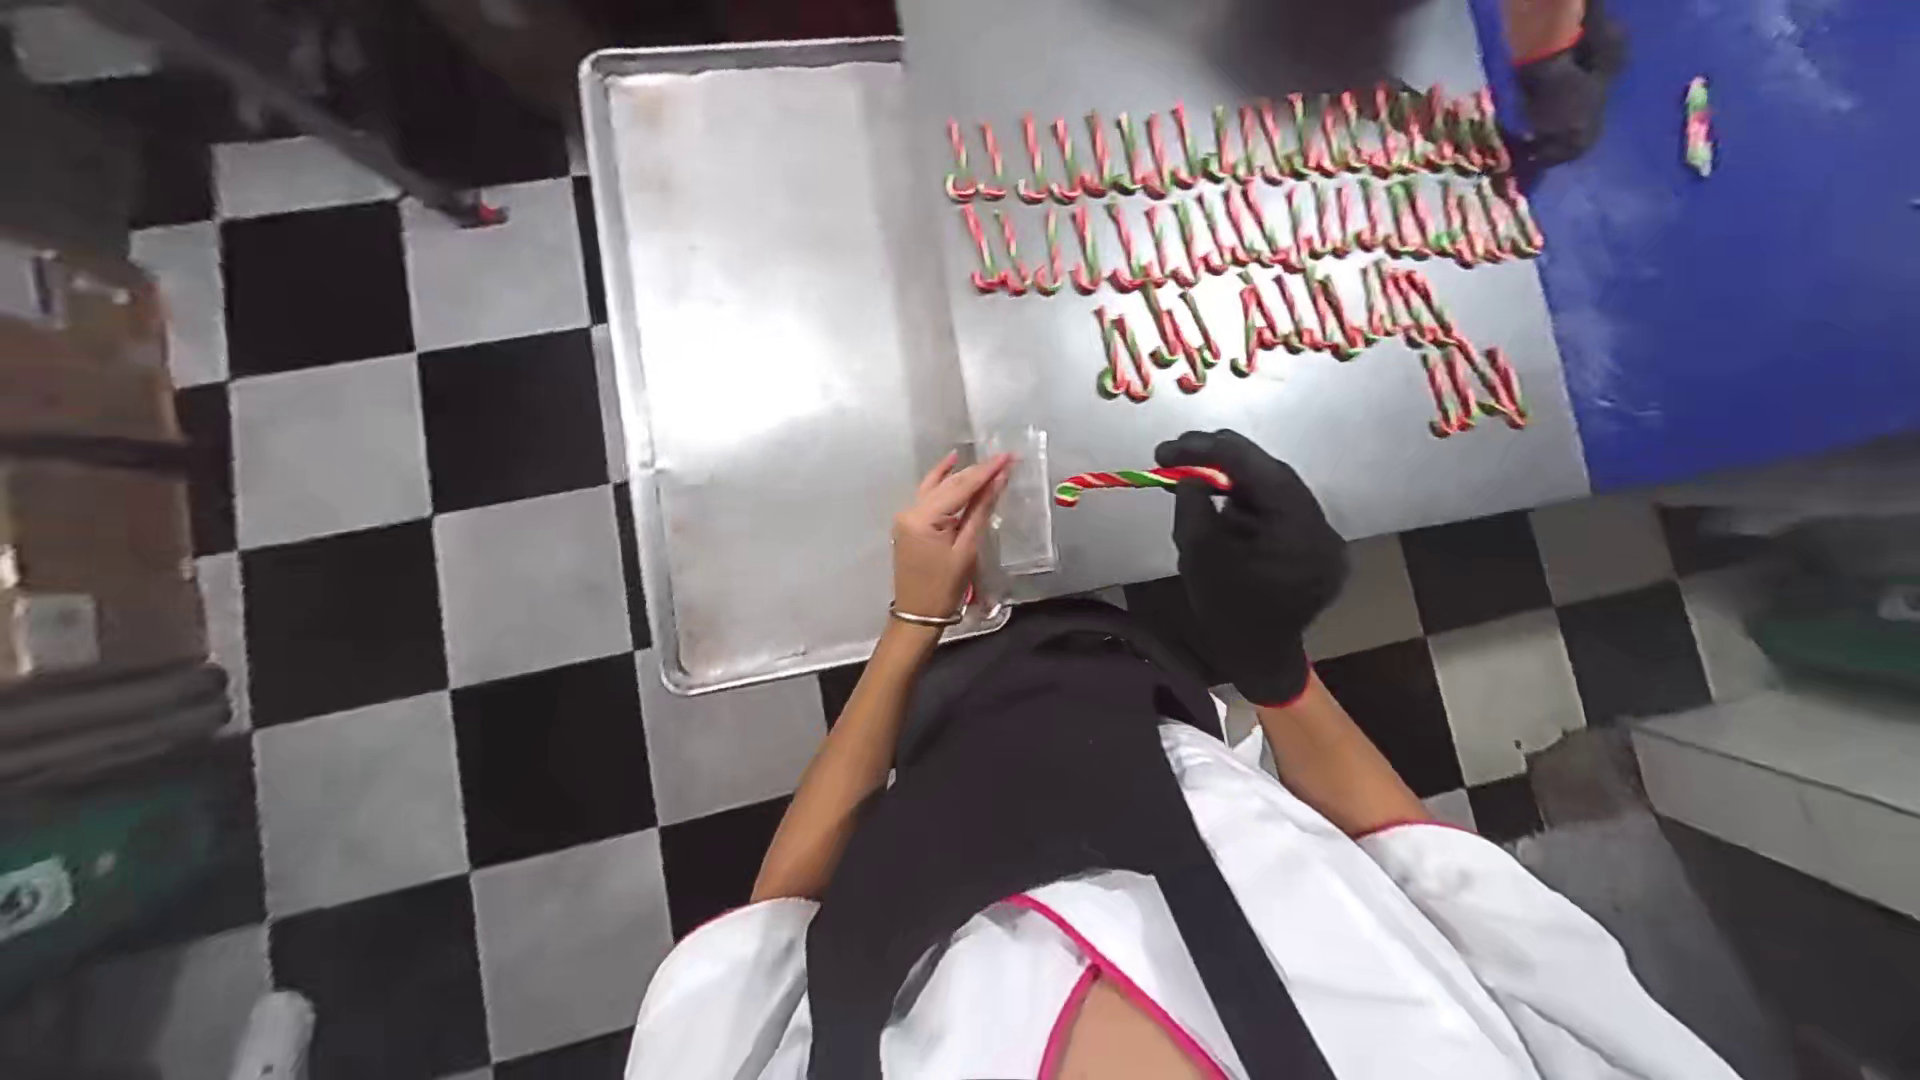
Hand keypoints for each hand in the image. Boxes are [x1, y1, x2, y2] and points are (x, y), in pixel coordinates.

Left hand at [892, 451, 1011, 618]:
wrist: (918, 615)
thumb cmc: (945, 587)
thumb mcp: (967, 549)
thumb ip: (980, 511)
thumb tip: (997, 481)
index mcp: (923, 518)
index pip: (959, 487)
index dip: (985, 471)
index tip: (1006, 456)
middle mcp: (910, 511)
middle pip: (947, 485)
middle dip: (975, 471)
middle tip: (1002, 457)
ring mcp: (906, 517)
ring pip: (936, 487)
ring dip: (959, 474)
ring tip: (982, 459)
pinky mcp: (909, 524)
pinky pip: (928, 497)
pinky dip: (942, 483)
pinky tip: (951, 467)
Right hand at [1155, 430, 1346, 704]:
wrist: (1258, 658)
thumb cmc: (1226, 612)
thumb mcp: (1198, 556)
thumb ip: (1192, 507)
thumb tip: (1190, 476)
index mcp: (1297, 527)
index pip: (1253, 467)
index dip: (1206, 450)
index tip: (1166, 450)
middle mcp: (1320, 524)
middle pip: (1268, 473)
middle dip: (1218, 463)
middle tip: (1175, 459)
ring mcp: (1322, 535)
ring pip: (1271, 490)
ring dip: (1231, 484)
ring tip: (1192, 487)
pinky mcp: (1313, 545)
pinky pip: (1276, 510)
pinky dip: (1245, 505)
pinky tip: (1220, 513)